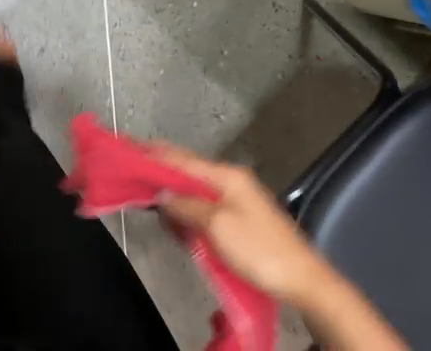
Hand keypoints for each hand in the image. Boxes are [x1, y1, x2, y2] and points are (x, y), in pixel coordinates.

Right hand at [150, 143, 332, 305]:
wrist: (305, 282)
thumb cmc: (260, 251)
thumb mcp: (217, 226)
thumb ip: (186, 206)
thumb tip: (161, 194)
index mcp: (225, 175)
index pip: (179, 158)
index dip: (151, 154)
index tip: (125, 148)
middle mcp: (230, 180)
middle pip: (186, 170)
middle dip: (159, 172)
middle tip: (132, 178)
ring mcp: (237, 199)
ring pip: (194, 190)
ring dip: (173, 196)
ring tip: (152, 205)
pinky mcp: (241, 218)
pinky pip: (205, 206)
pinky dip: (188, 211)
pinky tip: (178, 223)